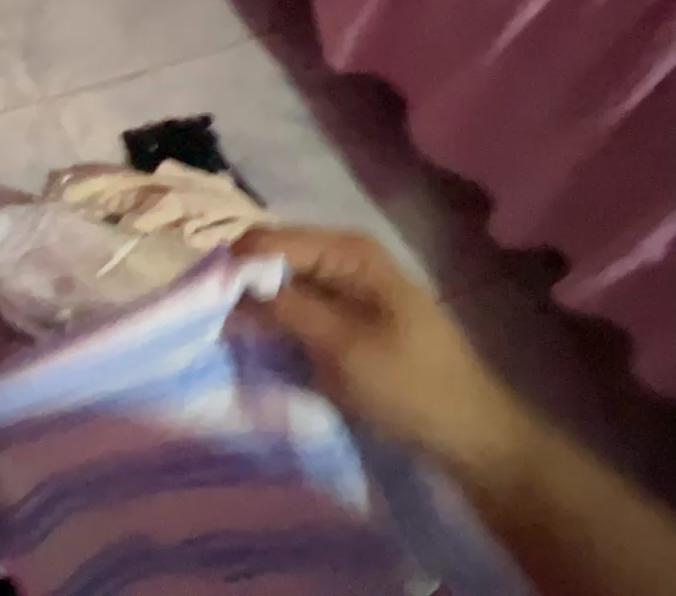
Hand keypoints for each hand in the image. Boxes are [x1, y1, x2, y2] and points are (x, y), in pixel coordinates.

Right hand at [235, 226, 535, 475]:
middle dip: (239, 284)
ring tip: (224, 334)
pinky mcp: (337, 317)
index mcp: (346, 251)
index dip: (235, 266)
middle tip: (211, 321)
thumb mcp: (342, 344)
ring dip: (251, 307)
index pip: (268, 240)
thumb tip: (229, 282)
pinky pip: (289, 308)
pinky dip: (269, 323)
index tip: (206, 301)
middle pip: (269, 258)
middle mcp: (338, 258)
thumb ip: (285, 307)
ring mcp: (339, 287)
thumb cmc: (410, 384)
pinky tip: (252, 343)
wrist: (468, 435)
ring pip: (275, 284)